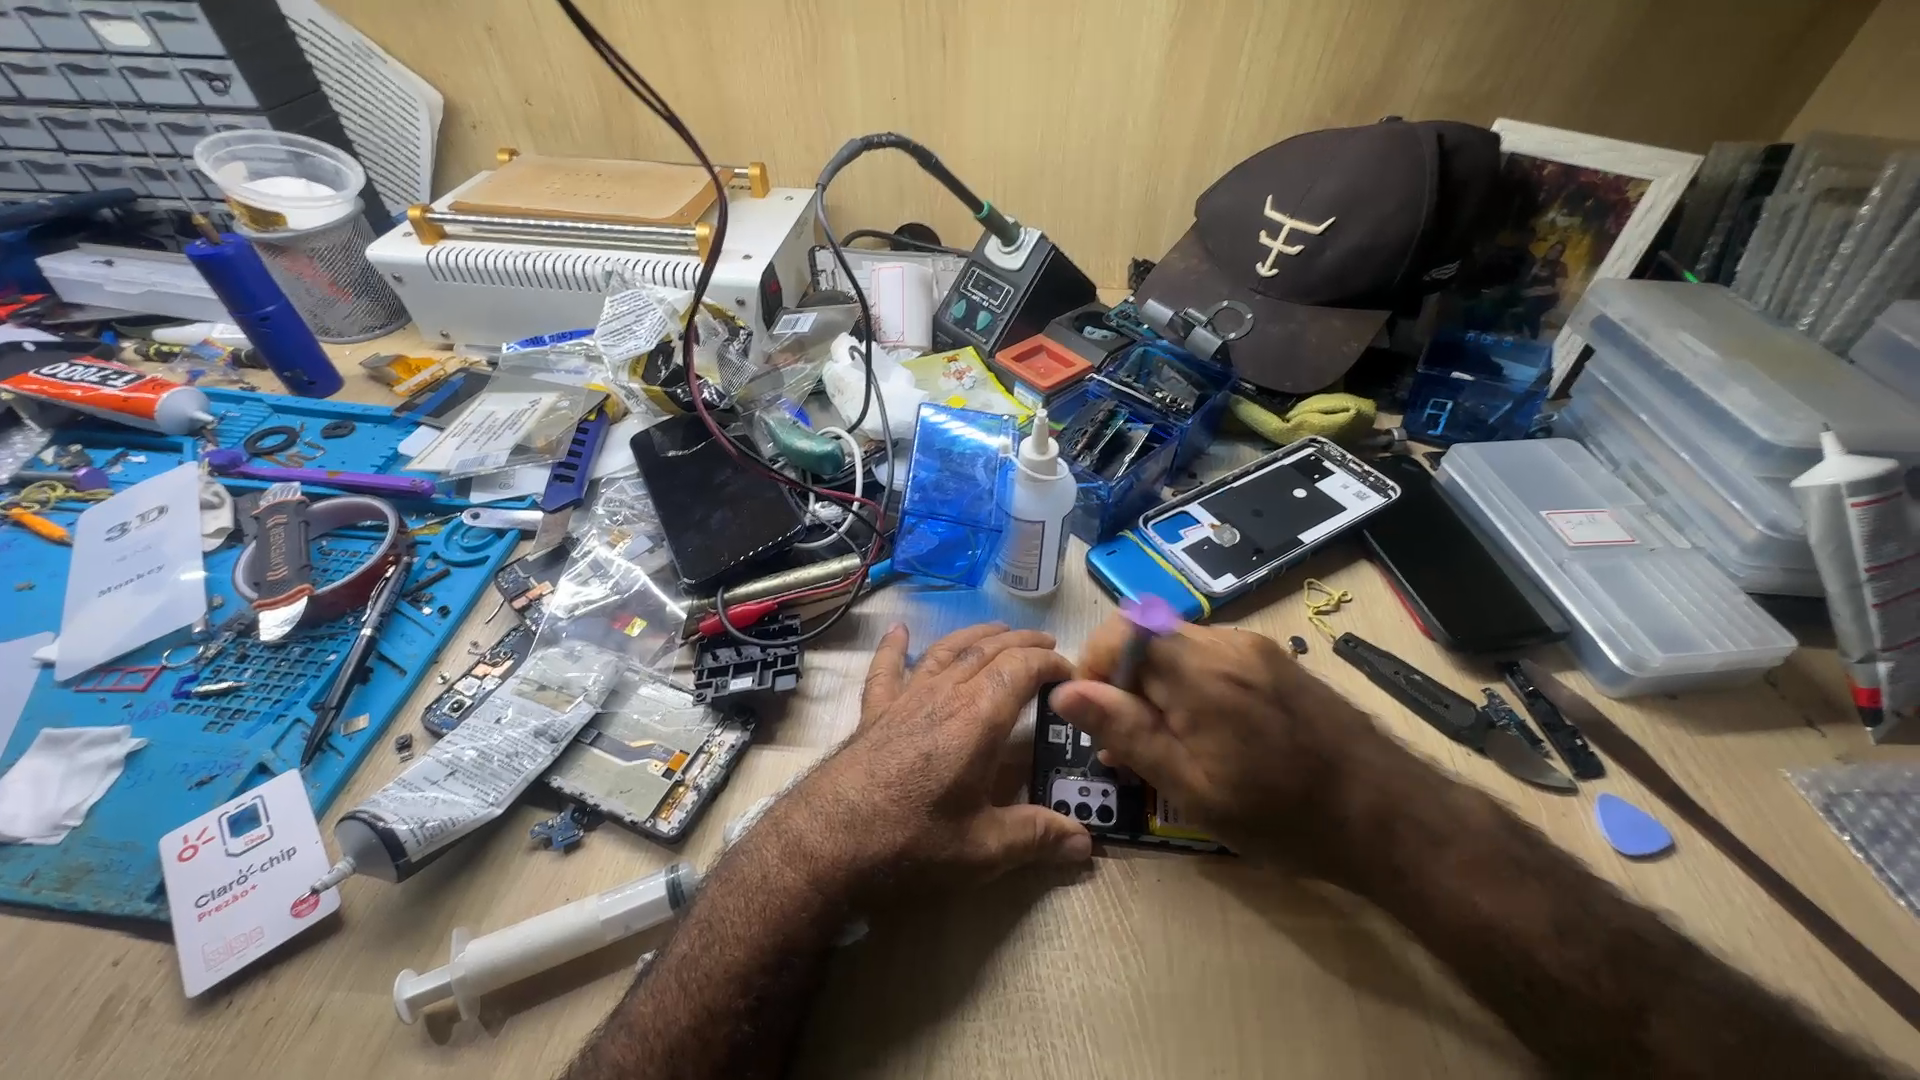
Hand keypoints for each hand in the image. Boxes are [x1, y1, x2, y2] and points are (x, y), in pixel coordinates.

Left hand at [779, 622, 1092, 902]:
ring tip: (999, 630)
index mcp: (978, 718)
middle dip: (1022, 644)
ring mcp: (904, 700)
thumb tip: (1087, 846)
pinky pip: (886, 670)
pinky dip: (894, 648)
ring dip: (976, 636)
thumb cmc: (911, 842)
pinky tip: (897, 632)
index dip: (1051, 664)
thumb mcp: (983, 848)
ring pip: (945, 651)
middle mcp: (943, 695)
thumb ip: (1037, 838)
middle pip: (988, 651)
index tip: (1072, 673)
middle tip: (1047, 646)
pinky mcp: (873, 714)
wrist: (826, 843)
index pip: (1022, 668)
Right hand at [1048, 616, 1399, 872]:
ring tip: (1167, 750)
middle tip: (1127, 749)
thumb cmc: (1283, 814)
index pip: (1121, 631)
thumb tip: (1065, 691)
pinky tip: (1208, 738)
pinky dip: (1191, 690)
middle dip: (1125, 686)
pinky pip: (1213, 661)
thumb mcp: (1192, 787)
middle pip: (1148, 639)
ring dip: (1158, 690)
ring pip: (1179, 651)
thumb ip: (1127, 731)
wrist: (1390, 817)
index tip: (1095, 718)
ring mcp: (1257, 650)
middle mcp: (1227, 644)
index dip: (1095, 666)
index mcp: (1201, 670)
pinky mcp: (1277, 663)